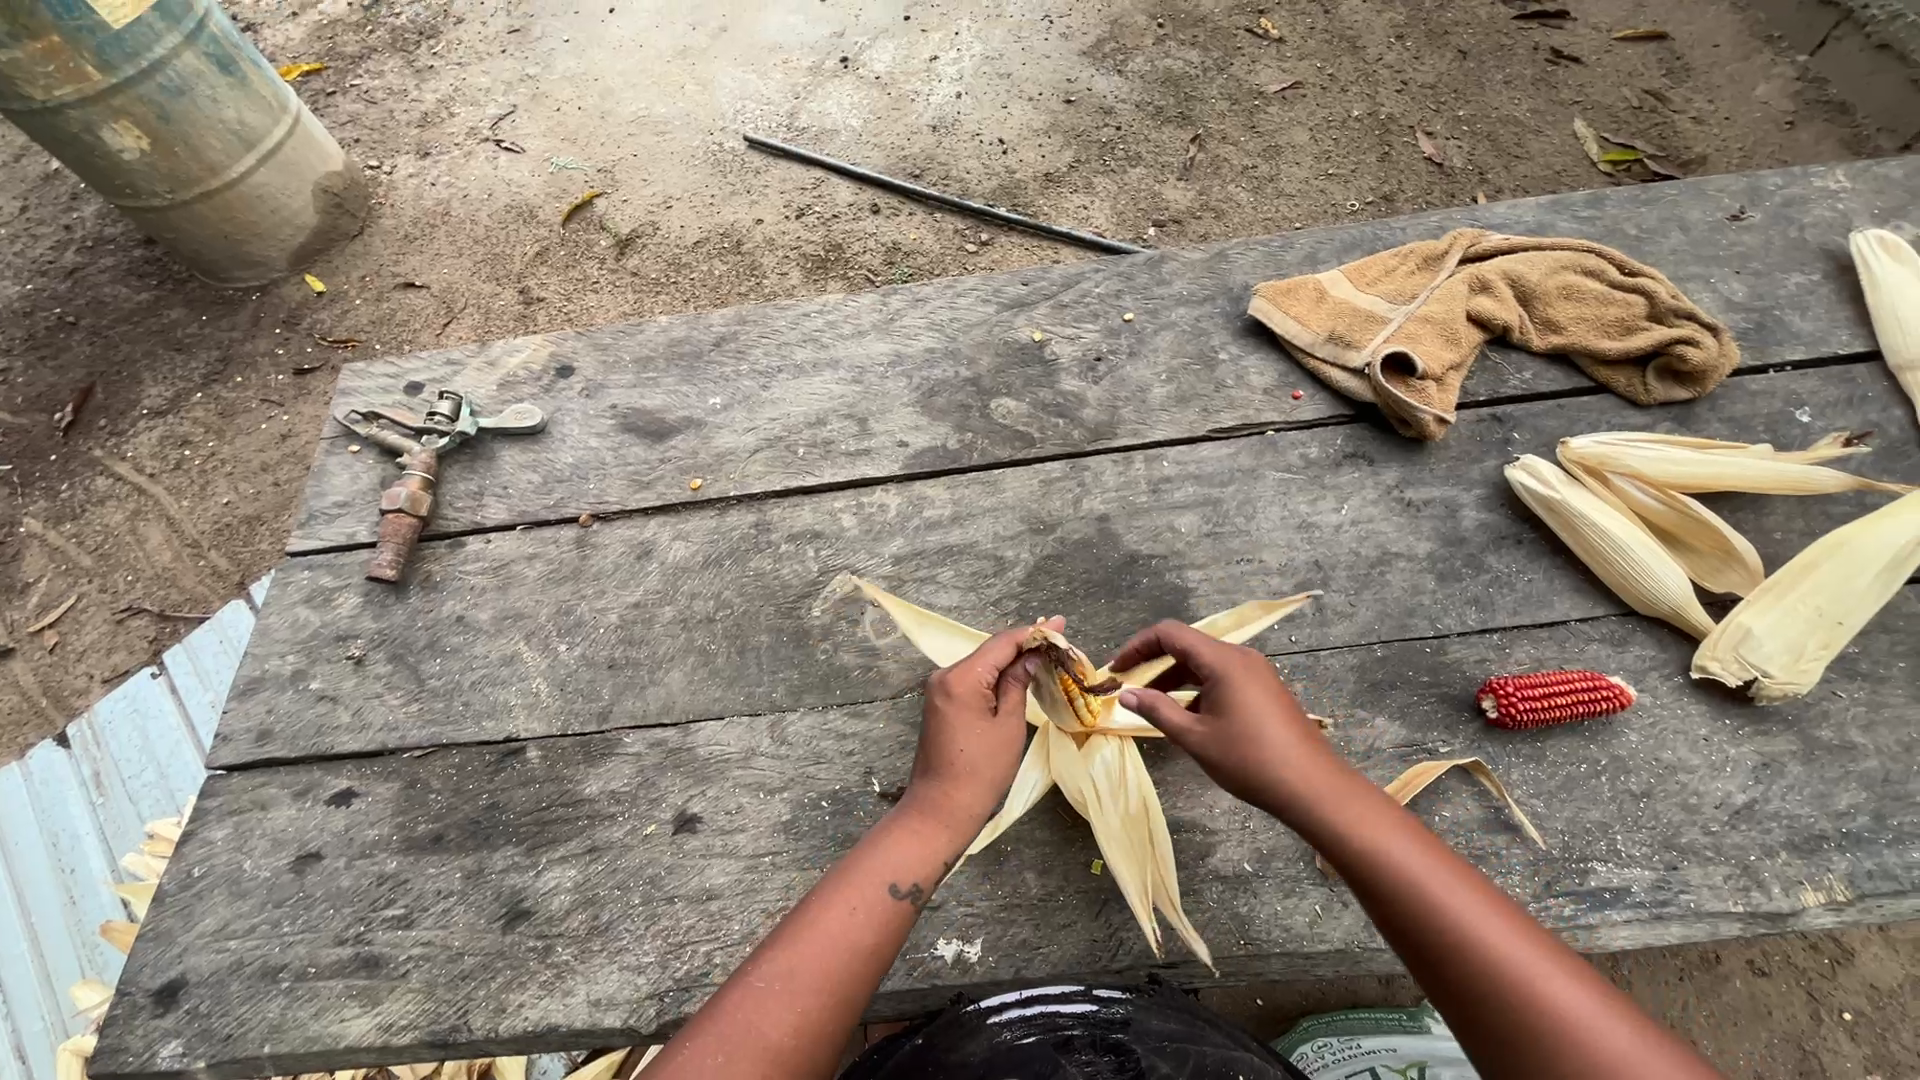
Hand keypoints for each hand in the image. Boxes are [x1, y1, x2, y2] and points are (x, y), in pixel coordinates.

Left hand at [900, 617, 1061, 833]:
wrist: (941, 808)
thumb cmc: (981, 771)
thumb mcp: (1009, 725)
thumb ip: (1018, 684)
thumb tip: (1031, 658)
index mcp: (961, 677)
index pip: (1002, 643)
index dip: (1033, 633)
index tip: (1060, 624)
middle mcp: (945, 675)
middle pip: (990, 650)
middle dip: (1024, 646)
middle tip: (1058, 642)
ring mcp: (939, 688)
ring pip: (981, 664)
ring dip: (1010, 660)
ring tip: (1045, 655)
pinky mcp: (940, 702)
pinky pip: (972, 679)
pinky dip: (995, 675)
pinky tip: (1018, 674)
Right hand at [1110, 620, 1350, 818]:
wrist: (1313, 787)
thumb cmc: (1250, 760)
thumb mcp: (1195, 737)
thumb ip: (1157, 710)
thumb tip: (1126, 694)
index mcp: (1222, 660)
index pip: (1168, 633)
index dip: (1137, 647)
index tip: (1117, 670)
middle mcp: (1240, 657)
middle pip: (1186, 645)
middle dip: (1153, 663)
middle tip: (1129, 688)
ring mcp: (1255, 672)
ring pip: (1204, 662)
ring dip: (1174, 677)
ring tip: (1153, 705)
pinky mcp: (1264, 688)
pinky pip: (1221, 676)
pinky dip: (1197, 687)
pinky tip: (1188, 716)